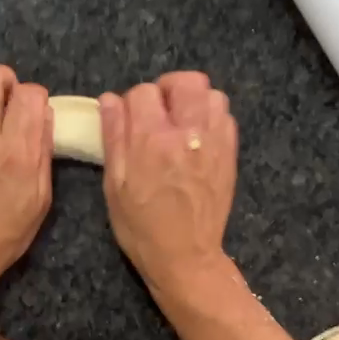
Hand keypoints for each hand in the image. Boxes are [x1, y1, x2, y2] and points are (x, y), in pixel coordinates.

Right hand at [99, 72, 239, 297]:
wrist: (185, 258)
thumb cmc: (141, 228)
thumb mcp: (115, 186)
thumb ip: (113, 138)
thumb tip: (109, 100)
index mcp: (151, 141)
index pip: (142, 92)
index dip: (131, 103)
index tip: (128, 120)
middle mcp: (187, 134)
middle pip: (186, 81)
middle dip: (167, 89)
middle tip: (157, 111)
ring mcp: (213, 142)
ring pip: (211, 94)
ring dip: (193, 101)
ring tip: (179, 122)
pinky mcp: (229, 154)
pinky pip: (225, 117)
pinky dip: (210, 118)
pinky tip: (196, 137)